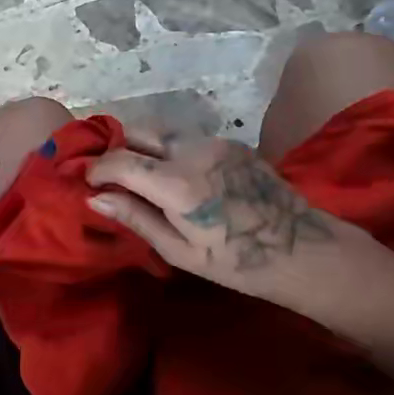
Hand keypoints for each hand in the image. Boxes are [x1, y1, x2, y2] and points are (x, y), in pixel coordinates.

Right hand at [85, 130, 366, 304]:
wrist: (304, 250)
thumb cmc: (237, 262)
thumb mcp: (178, 250)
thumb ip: (134, 217)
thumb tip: (94, 197)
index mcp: (177, 184)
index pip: (119, 160)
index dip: (97, 170)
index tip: (90, 185)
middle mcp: (193, 151)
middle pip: (137, 132)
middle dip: (118, 151)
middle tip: (114, 179)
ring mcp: (214, 142)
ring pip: (161, 132)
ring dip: (144, 149)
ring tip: (144, 179)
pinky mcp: (230, 142)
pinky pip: (186, 138)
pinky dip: (170, 152)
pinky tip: (178, 178)